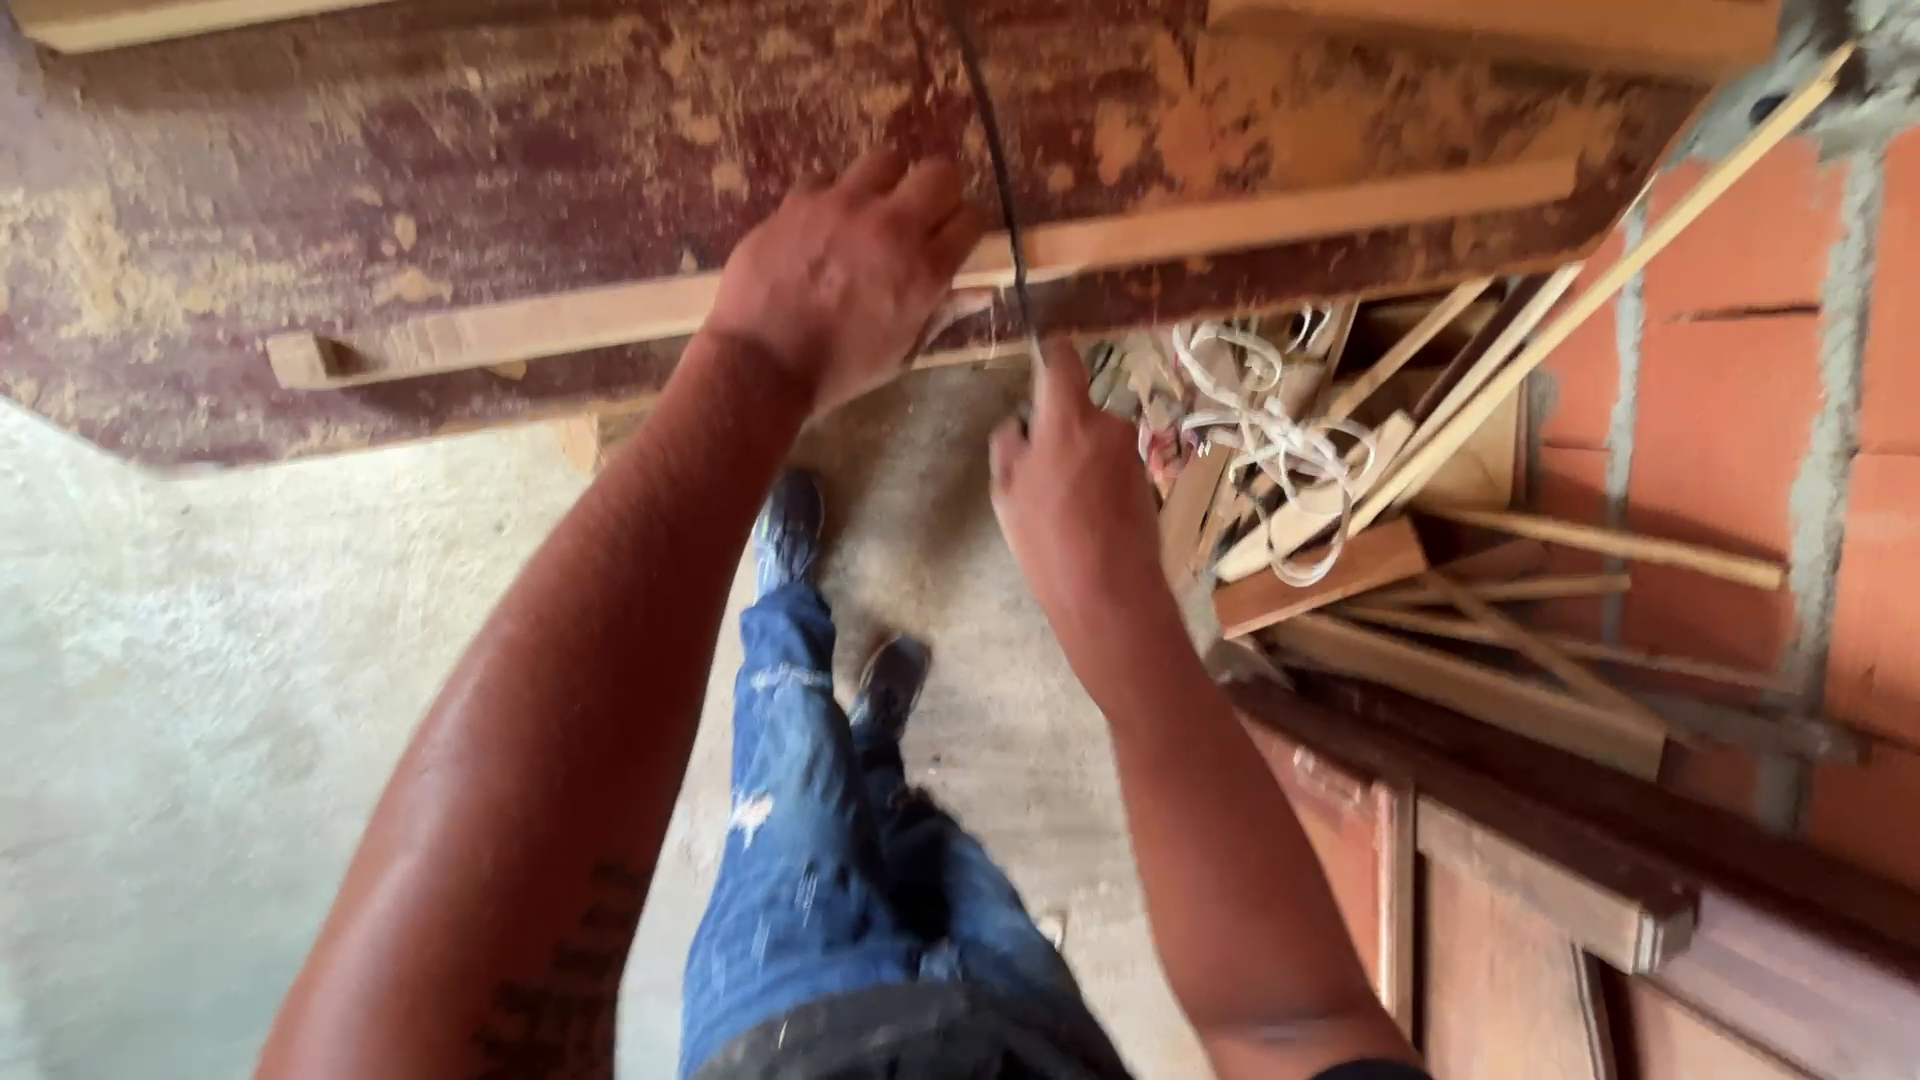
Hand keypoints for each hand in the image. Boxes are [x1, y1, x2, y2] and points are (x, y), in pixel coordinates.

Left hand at [700, 148, 988, 416]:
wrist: (763, 363)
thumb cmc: (841, 369)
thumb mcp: (902, 350)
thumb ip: (943, 312)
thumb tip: (984, 293)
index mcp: (924, 270)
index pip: (972, 220)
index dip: (967, 229)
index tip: (956, 241)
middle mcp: (891, 227)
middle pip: (940, 174)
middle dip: (939, 194)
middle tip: (922, 219)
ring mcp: (843, 206)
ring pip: (886, 160)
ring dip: (888, 184)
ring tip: (872, 214)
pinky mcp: (799, 200)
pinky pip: (828, 179)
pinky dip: (833, 197)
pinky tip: (824, 225)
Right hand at [990, 339, 1181, 670]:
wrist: (1110, 590)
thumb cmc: (1047, 540)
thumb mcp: (1006, 493)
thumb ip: (1008, 445)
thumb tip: (1019, 425)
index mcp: (1068, 420)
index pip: (1063, 362)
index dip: (1050, 353)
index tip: (1043, 353)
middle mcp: (1108, 426)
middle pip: (1078, 411)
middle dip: (1060, 429)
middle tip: (1039, 472)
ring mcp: (1132, 454)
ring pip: (1096, 441)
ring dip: (1081, 458)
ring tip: (1064, 507)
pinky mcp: (1147, 481)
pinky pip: (1113, 467)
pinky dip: (1100, 481)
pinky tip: (1089, 519)